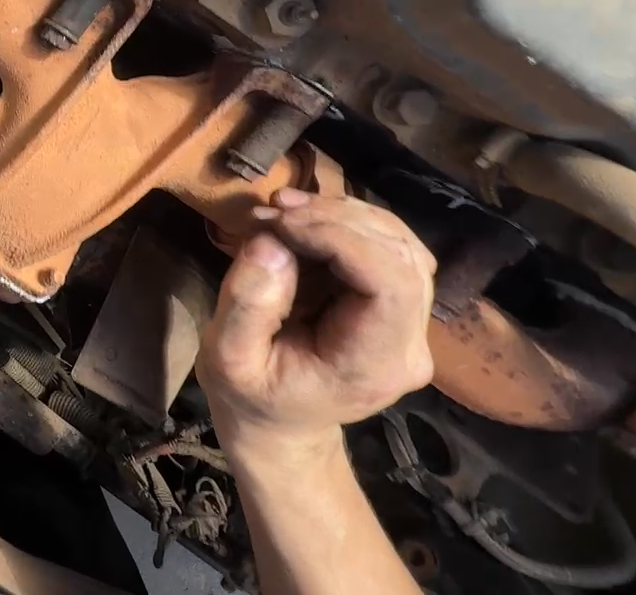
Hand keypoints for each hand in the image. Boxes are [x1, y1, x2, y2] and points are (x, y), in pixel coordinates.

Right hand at [197, 189, 436, 463]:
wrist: (276, 425)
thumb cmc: (248, 396)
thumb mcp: (226, 357)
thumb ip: (249, 303)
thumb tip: (271, 242)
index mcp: (371, 363)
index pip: (389, 283)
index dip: (339, 238)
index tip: (278, 223)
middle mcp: (408, 344)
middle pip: (400, 257)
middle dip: (335, 219)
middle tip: (272, 210)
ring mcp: (408, 326)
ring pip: (400, 246)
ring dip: (342, 215)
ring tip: (283, 210)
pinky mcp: (394, 308)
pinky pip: (386, 250)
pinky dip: (346, 224)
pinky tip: (303, 221)